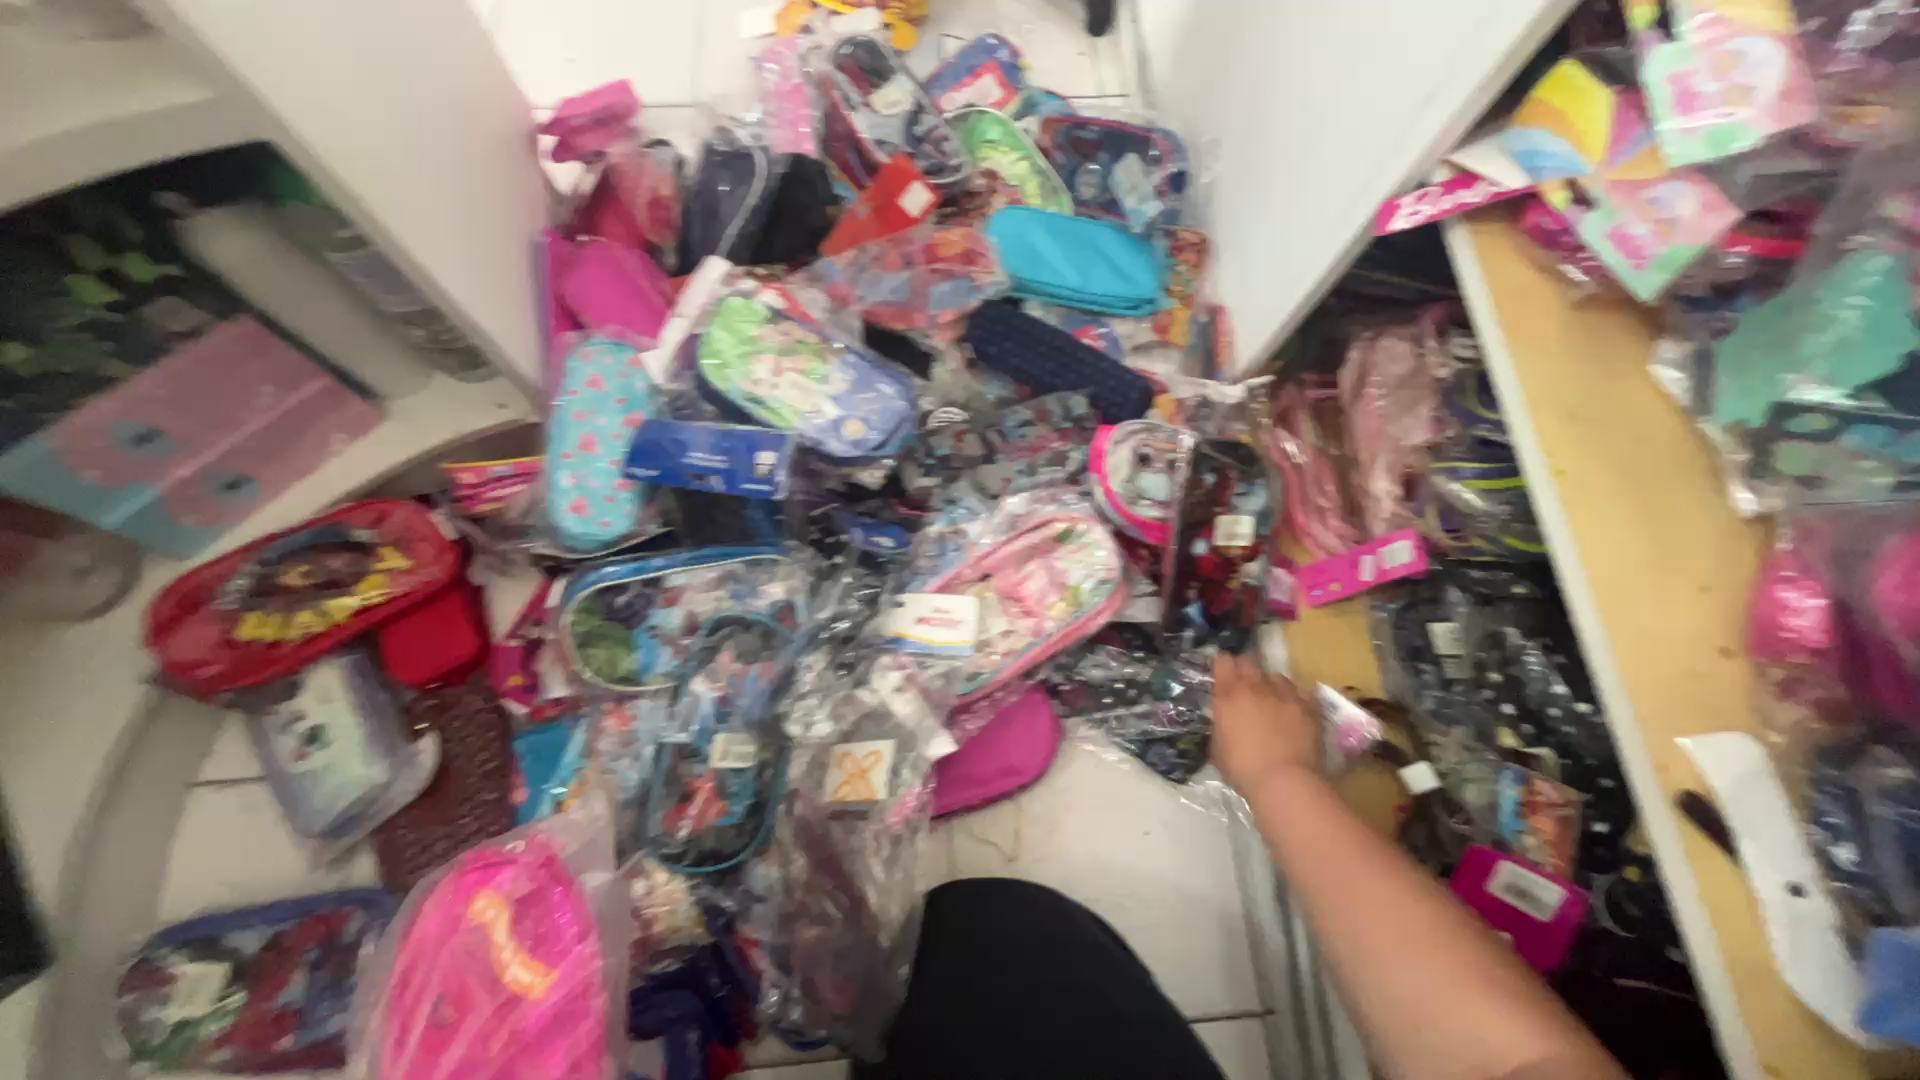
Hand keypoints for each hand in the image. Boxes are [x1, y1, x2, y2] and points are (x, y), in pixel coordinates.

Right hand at [1210, 652, 1321, 796]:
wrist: (1284, 780)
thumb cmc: (1242, 768)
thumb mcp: (1217, 747)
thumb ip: (1220, 726)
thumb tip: (1225, 721)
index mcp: (1228, 695)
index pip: (1222, 661)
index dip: (1222, 666)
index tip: (1222, 675)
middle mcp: (1256, 687)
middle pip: (1249, 662)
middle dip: (1245, 670)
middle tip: (1245, 687)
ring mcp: (1285, 694)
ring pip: (1276, 676)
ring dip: (1271, 685)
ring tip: (1273, 701)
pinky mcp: (1309, 706)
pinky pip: (1301, 692)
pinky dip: (1296, 698)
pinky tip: (1295, 710)